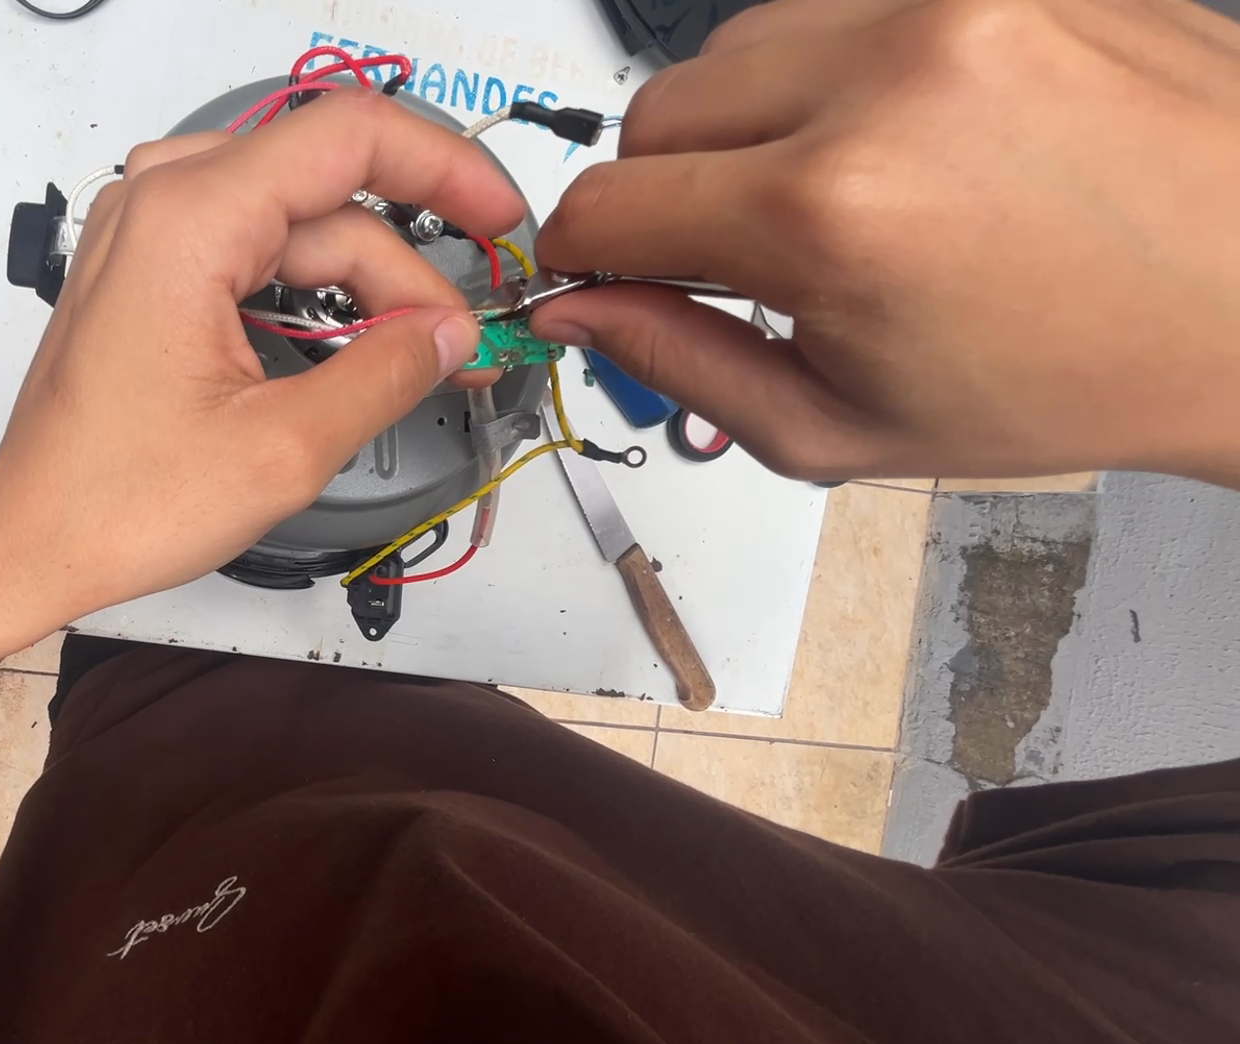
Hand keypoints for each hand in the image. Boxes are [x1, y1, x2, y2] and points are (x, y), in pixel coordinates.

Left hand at [0, 90, 523, 647]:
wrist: (33, 548)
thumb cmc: (123, 505)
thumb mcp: (284, 447)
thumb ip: (387, 375)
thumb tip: (450, 336)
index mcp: (188, 220)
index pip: (350, 137)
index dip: (445, 170)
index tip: (500, 222)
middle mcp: (160, 207)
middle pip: (327, 204)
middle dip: (405, 279)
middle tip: (459, 352)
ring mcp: (148, 244)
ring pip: (294, 236)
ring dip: (362, 295)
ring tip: (412, 362)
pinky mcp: (149, 284)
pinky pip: (253, 265)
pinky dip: (310, 304)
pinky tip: (345, 354)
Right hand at [530, 0, 1239, 484]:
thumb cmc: (1047, 386)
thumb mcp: (819, 426)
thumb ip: (670, 359)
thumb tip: (571, 310)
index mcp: (828, 214)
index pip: (605, 206)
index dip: (571, 253)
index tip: (587, 280)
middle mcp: (883, 77)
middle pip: (650, 117)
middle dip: (643, 196)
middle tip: (700, 258)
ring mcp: (951, 1)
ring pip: (723, 55)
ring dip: (717, 136)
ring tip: (786, 204)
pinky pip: (816, 18)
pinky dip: (792, 88)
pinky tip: (851, 147)